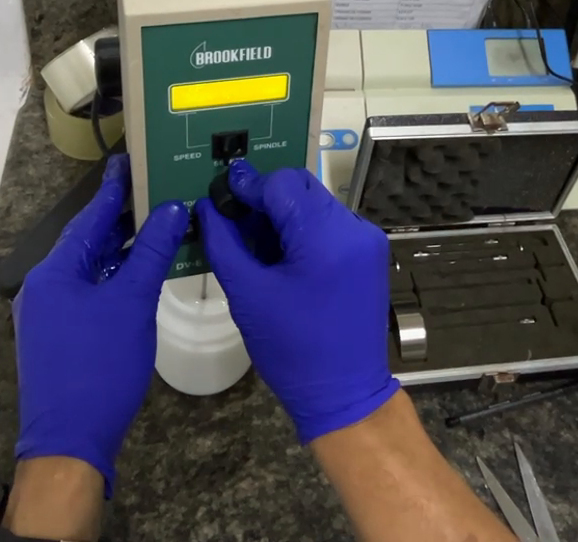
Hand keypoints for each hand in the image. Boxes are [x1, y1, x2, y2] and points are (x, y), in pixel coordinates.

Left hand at [14, 154, 188, 491]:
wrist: (70, 442)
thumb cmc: (100, 365)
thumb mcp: (132, 302)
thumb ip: (151, 251)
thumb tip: (172, 207)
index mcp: (54, 273)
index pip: (89, 219)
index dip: (113, 190)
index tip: (128, 161)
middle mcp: (45, 288)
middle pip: (87, 241)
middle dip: (120, 218)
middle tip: (152, 189)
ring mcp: (49, 314)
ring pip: (89, 268)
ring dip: (119, 249)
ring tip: (153, 224)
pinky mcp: (59, 336)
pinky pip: (89, 290)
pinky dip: (114, 275)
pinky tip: (139, 271)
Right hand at [197, 161, 398, 442]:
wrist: (345, 394)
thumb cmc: (292, 349)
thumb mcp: (248, 295)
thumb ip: (224, 243)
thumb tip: (207, 206)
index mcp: (325, 236)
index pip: (282, 183)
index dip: (248, 185)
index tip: (220, 192)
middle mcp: (353, 227)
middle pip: (302, 186)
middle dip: (266, 197)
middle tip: (235, 219)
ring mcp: (366, 239)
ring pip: (315, 202)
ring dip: (284, 212)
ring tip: (256, 241)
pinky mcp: (369, 252)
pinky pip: (330, 222)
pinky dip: (303, 228)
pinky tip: (283, 255)